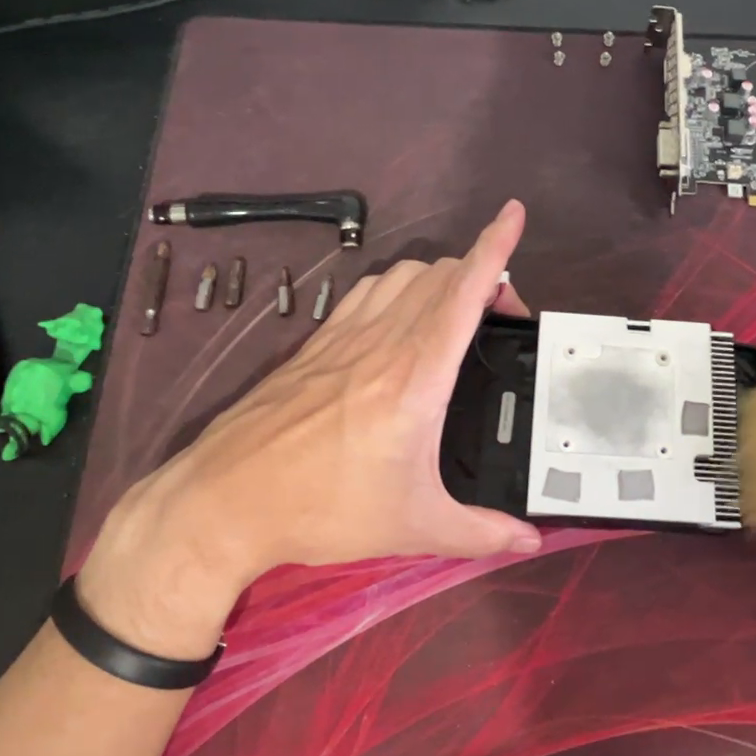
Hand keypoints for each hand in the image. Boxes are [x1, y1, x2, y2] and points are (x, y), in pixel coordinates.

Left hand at [76, 201, 543, 658]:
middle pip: (441, 274)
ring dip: (441, 278)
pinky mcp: (317, 342)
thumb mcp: (413, 527)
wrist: (225, 501)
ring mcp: (344, 335)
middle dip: (483, 275)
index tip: (515, 214)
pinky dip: (401, 288)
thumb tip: (530, 542)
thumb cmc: (323, 510)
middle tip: (504, 317)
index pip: (463, 291)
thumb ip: (481, 532)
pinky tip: (404, 319)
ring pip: (404, 275)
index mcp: (415, 377)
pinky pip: (370, 291)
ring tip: (459, 314)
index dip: (495, 246)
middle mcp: (382, 341)